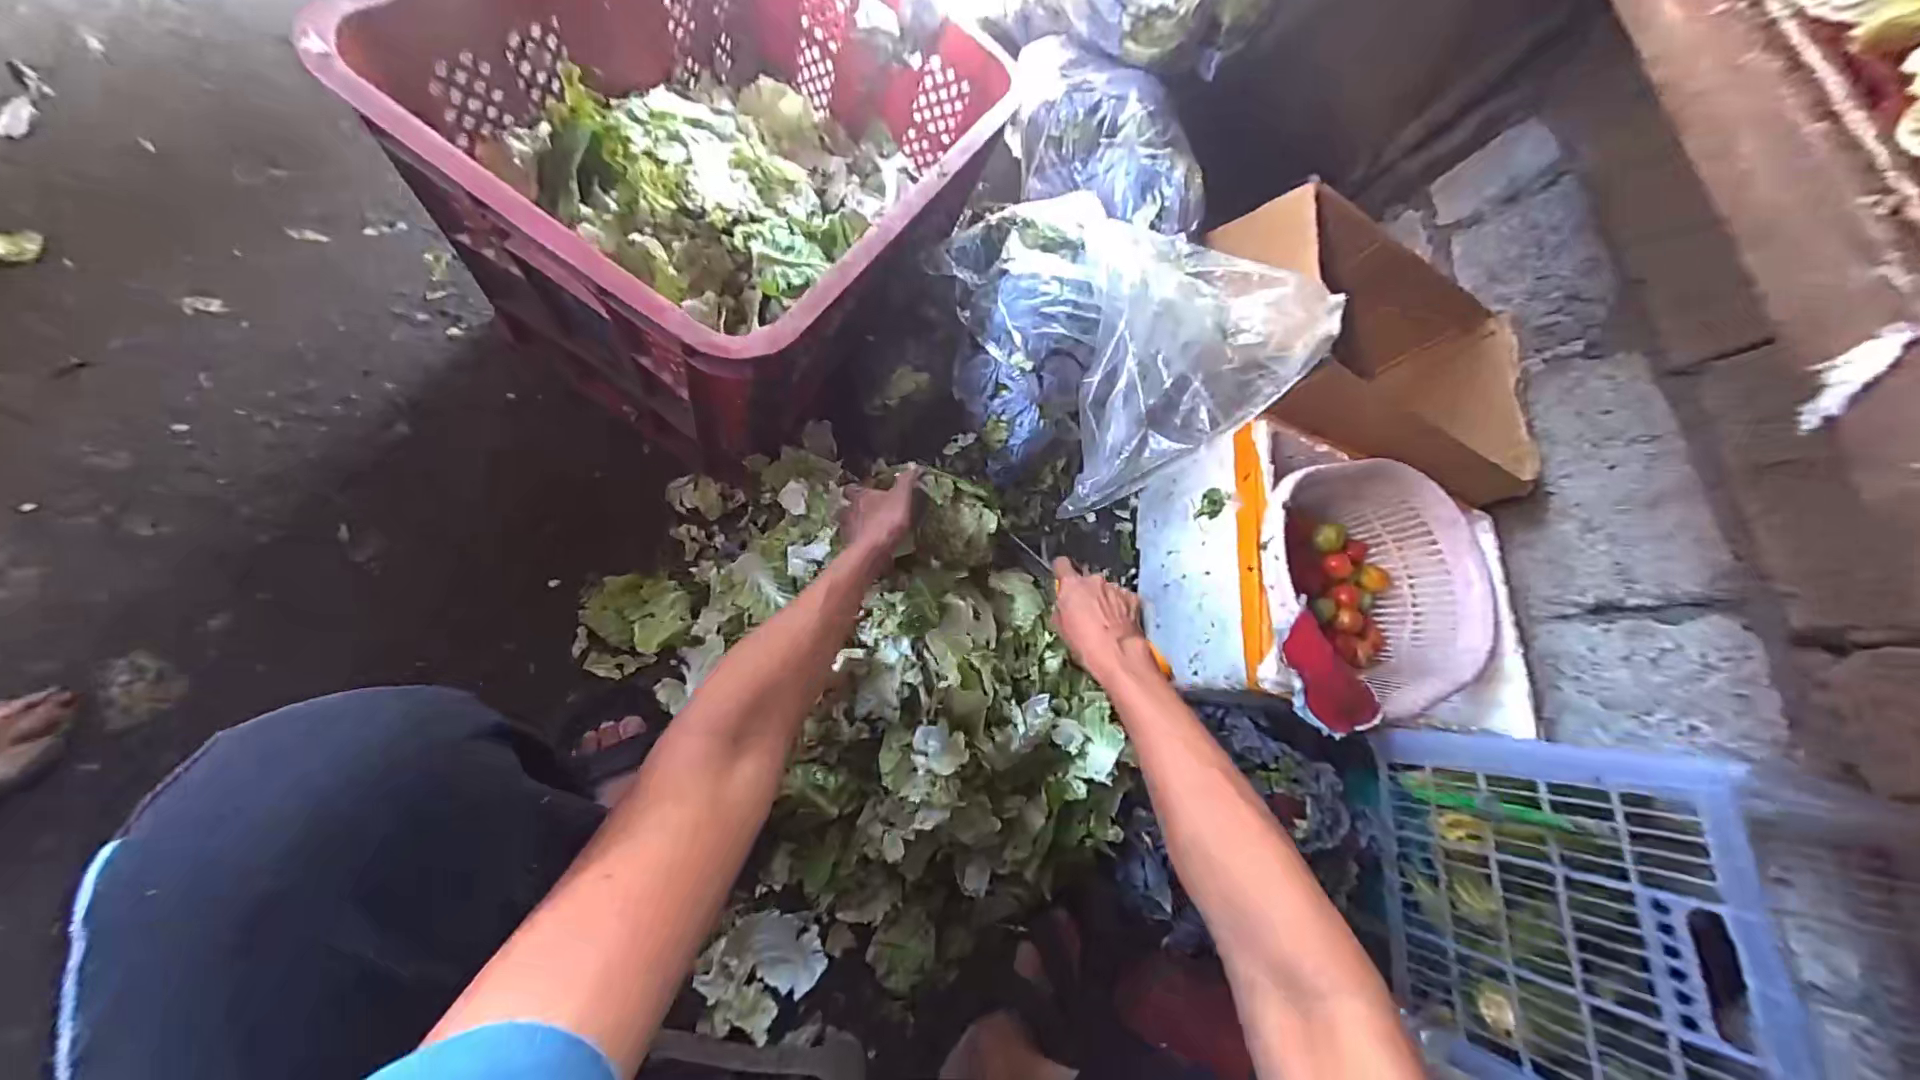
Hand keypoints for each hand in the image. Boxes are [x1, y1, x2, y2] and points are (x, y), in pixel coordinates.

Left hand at [840, 464, 920, 577]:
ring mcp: (847, 529)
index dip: (859, 488)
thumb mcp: (902, 496)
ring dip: (858, 524)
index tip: (868, 490)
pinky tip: (871, 544)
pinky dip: (861, 540)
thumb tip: (914, 467)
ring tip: (871, 528)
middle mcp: (849, 510)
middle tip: (870, 511)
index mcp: (860, 495)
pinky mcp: (850, 546)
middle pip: (849, 505)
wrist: (873, 552)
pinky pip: (855, 540)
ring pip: (850, 523)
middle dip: (858, 507)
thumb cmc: (887, 520)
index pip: (853, 487)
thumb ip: (906, 481)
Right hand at [1050, 556, 1152, 682]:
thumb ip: (1061, 607)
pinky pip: (1122, 597)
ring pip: (1105, 589)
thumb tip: (1065, 604)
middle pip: (1086, 580)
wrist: (1118, 654)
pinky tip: (1120, 622)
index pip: (1061, 564)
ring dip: (1104, 599)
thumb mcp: (1061, 627)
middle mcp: (1094, 580)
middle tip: (1087, 611)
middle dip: (1086, 591)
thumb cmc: (1084, 643)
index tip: (1062, 579)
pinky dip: (1120, 606)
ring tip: (1106, 620)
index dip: (1061, 572)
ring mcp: (1115, 587)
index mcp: (1072, 585)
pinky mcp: (1132, 597)